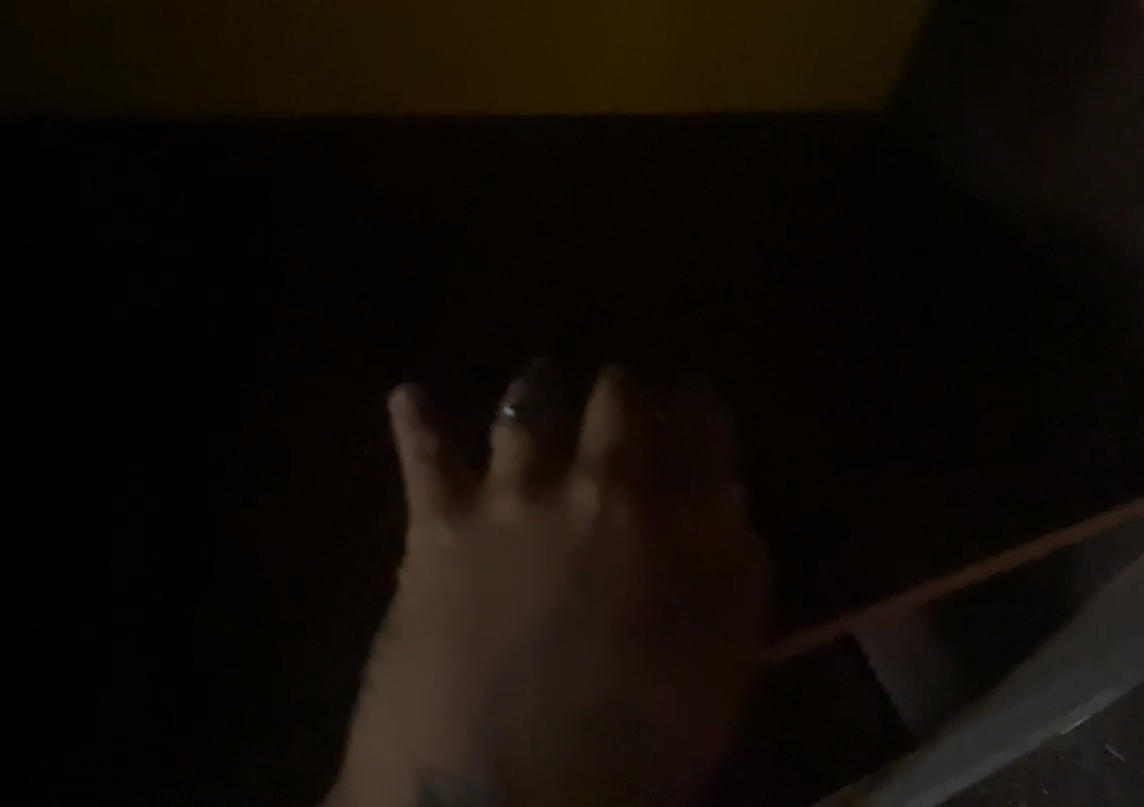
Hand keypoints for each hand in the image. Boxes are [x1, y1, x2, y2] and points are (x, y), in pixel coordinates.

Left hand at [328, 365, 769, 806]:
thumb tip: (727, 503)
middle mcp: (603, 485)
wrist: (504, 800)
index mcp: (680, 518)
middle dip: (625, 389)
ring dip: (541, 388)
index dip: (699, 404)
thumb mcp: (724, 661)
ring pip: (531, 405)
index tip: (694, 402)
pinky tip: (407, 395)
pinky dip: (417, 420)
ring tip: (543, 378)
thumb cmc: (636, 745)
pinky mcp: (442, 525)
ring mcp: (517, 498)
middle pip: (620, 398)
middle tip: (623, 393)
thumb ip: (735, 569)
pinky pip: (426, 455)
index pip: (704, 426)